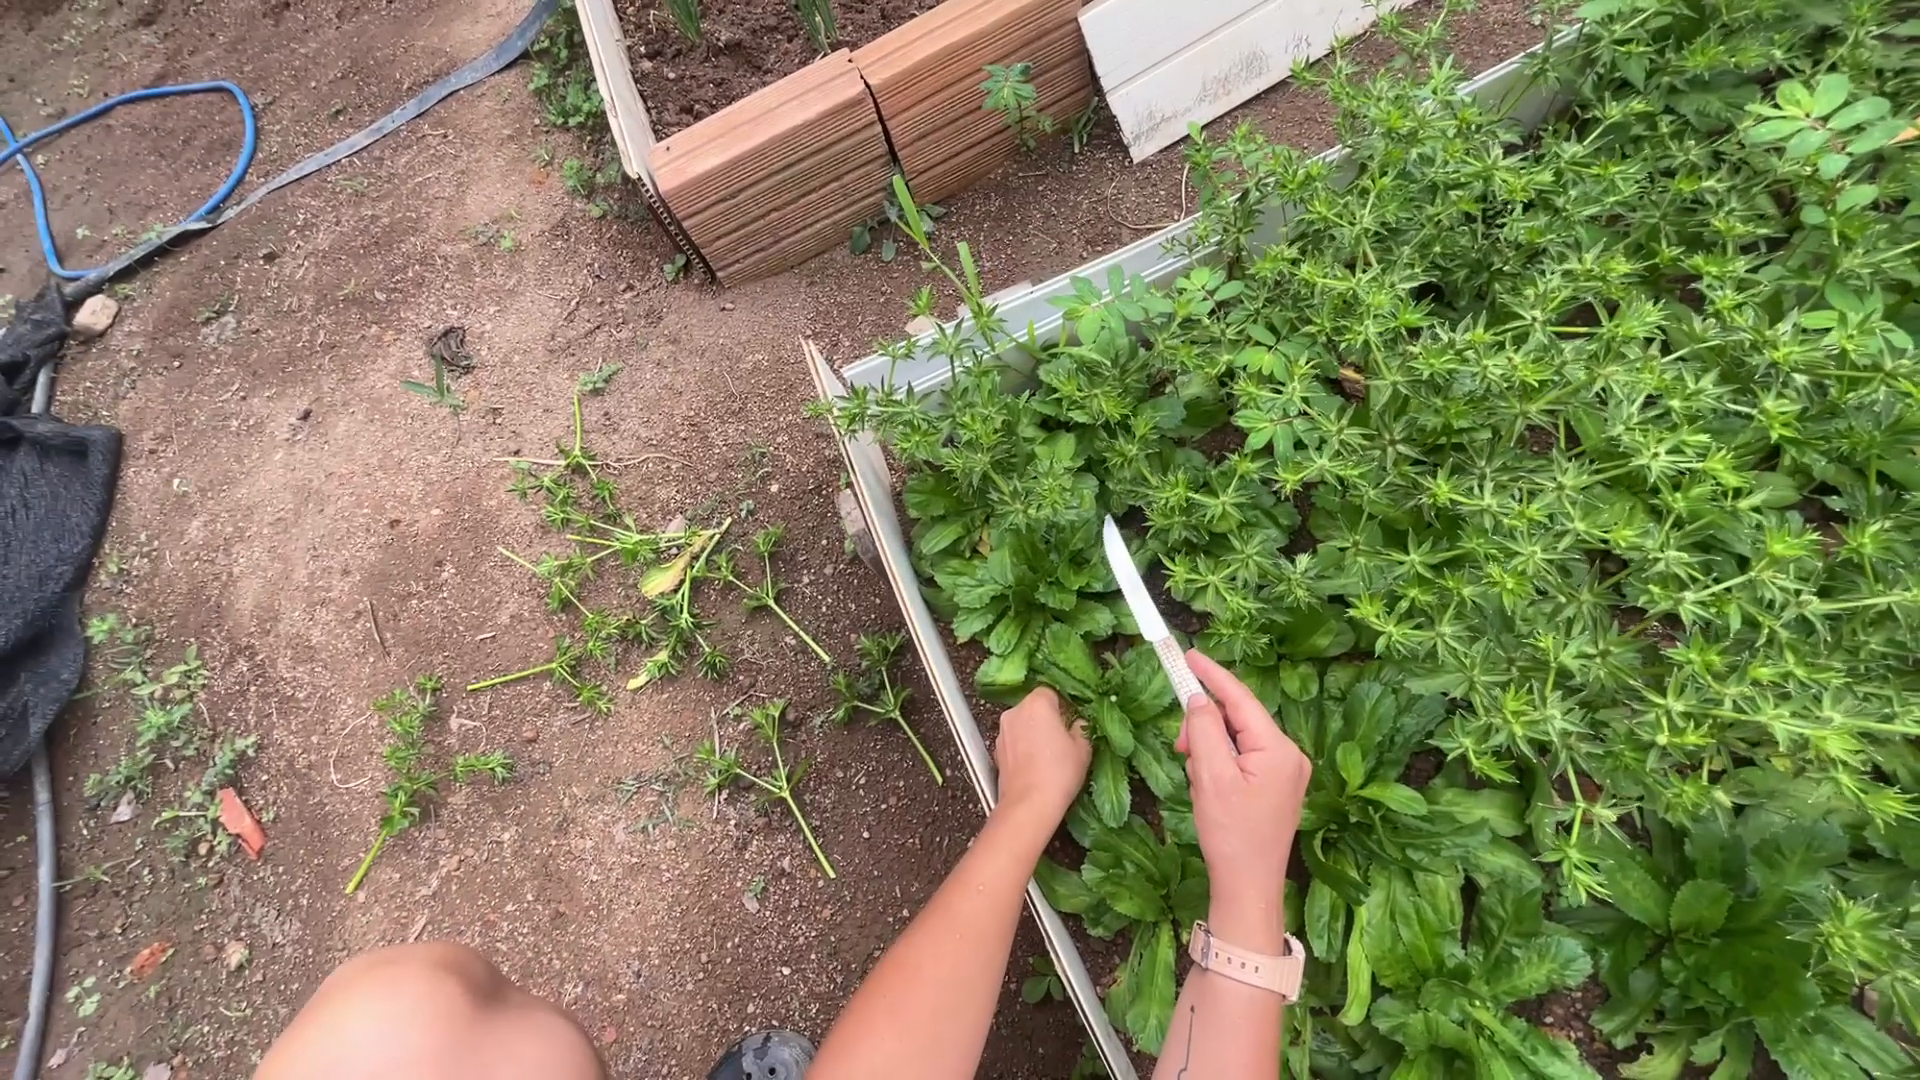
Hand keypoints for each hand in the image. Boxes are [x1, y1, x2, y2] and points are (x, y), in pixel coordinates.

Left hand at [993, 686, 1090, 830]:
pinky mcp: (996, 749)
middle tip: (1065, 738)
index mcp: (1037, 703)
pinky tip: (1036, 764)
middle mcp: (1015, 711)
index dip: (1065, 705)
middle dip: (1049, 718)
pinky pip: (1014, 740)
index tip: (1074, 721)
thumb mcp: (1083, 748)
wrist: (1028, 805)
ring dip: (1035, 732)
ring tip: (1051, 754)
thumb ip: (1082, 727)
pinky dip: (1024, 746)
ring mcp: (1002, 731)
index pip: (1052, 691)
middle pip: (1035, 706)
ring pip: (1023, 723)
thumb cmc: (1059, 773)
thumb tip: (1078, 722)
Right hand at [1177, 650, 1310, 951]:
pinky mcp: (1277, 785)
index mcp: (1279, 749)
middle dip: (1205, 725)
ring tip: (1196, 773)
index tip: (1187, 655)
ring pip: (1237, 737)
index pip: (1240, 698)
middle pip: (1237, 718)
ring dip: (1209, 746)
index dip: (1212, 675)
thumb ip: (1203, 729)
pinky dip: (1219, 760)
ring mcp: (1286, 771)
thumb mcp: (1210, 776)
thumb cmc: (1229, 832)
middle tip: (1181, 747)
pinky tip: (1208, 781)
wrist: (1248, 885)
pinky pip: (1242, 755)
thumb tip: (1198, 699)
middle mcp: (1289, 754)